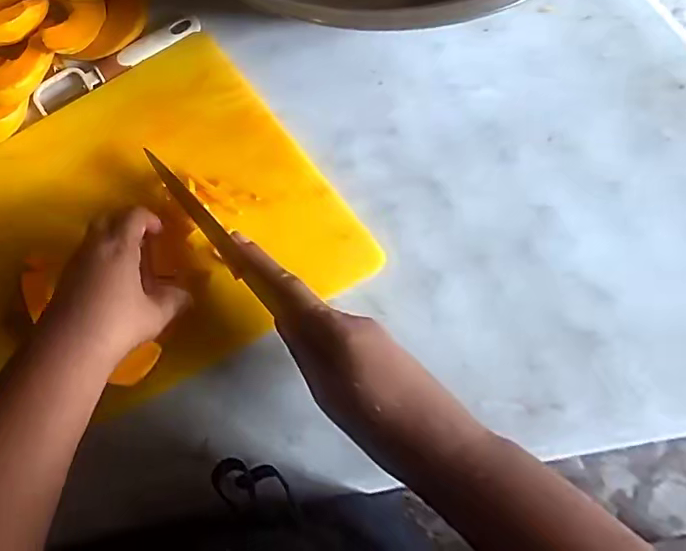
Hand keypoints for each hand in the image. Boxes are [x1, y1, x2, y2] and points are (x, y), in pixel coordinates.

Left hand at [38, 208, 192, 366]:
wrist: (70, 345)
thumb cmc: (117, 324)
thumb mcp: (154, 315)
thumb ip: (173, 301)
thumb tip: (186, 295)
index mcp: (119, 245)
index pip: (133, 215)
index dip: (149, 218)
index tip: (161, 232)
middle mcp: (95, 244)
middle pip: (110, 218)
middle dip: (127, 223)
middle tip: (144, 242)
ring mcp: (77, 257)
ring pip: (95, 235)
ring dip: (112, 240)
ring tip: (128, 264)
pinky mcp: (65, 273)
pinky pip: (85, 252)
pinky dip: (99, 256)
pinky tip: (109, 282)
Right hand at [226, 233, 488, 468]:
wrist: (449, 448)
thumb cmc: (378, 424)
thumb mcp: (326, 391)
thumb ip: (303, 350)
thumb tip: (285, 319)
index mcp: (332, 329)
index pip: (287, 288)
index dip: (259, 263)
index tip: (236, 238)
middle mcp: (353, 321)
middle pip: (307, 306)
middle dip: (285, 308)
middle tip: (274, 328)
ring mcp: (374, 333)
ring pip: (329, 326)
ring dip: (313, 338)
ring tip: (319, 381)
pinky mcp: (388, 350)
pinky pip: (346, 338)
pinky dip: (333, 349)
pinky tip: (345, 386)